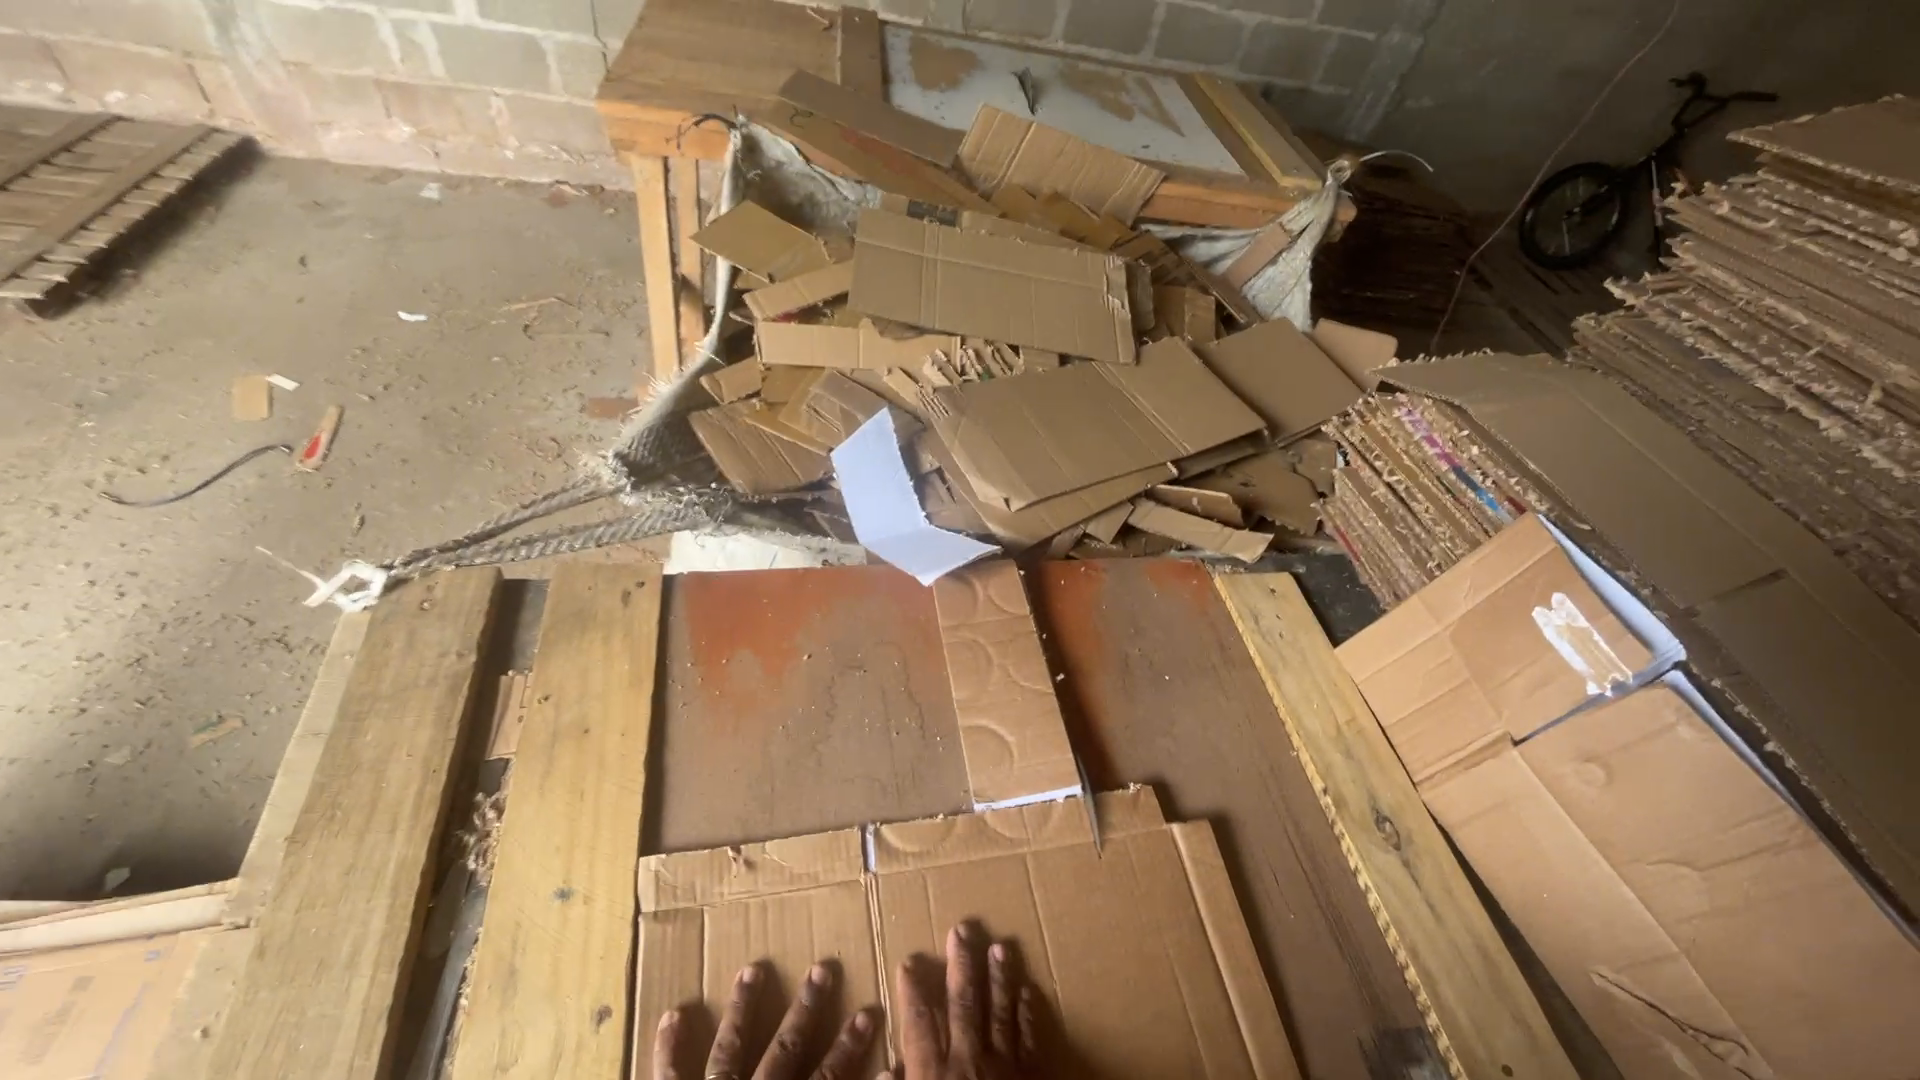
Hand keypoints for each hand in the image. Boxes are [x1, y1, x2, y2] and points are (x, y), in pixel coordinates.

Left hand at [654, 961, 875, 1079]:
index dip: (850, 1049)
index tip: (868, 1015)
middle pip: (785, 1049)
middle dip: (806, 1008)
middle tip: (823, 968)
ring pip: (731, 1047)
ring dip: (743, 1008)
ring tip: (752, 970)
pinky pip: (668, 1074)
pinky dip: (669, 1047)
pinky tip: (672, 1014)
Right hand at [895, 924, 1036, 1079]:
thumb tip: (886, 1071)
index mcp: (932, 1072)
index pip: (919, 1020)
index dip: (912, 990)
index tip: (909, 961)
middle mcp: (967, 1057)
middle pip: (963, 1002)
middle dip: (961, 964)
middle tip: (961, 930)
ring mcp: (1002, 1064)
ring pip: (998, 1011)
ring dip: (998, 977)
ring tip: (999, 946)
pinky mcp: (1030, 1074)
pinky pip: (1028, 1038)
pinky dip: (1026, 1013)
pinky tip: (1028, 989)